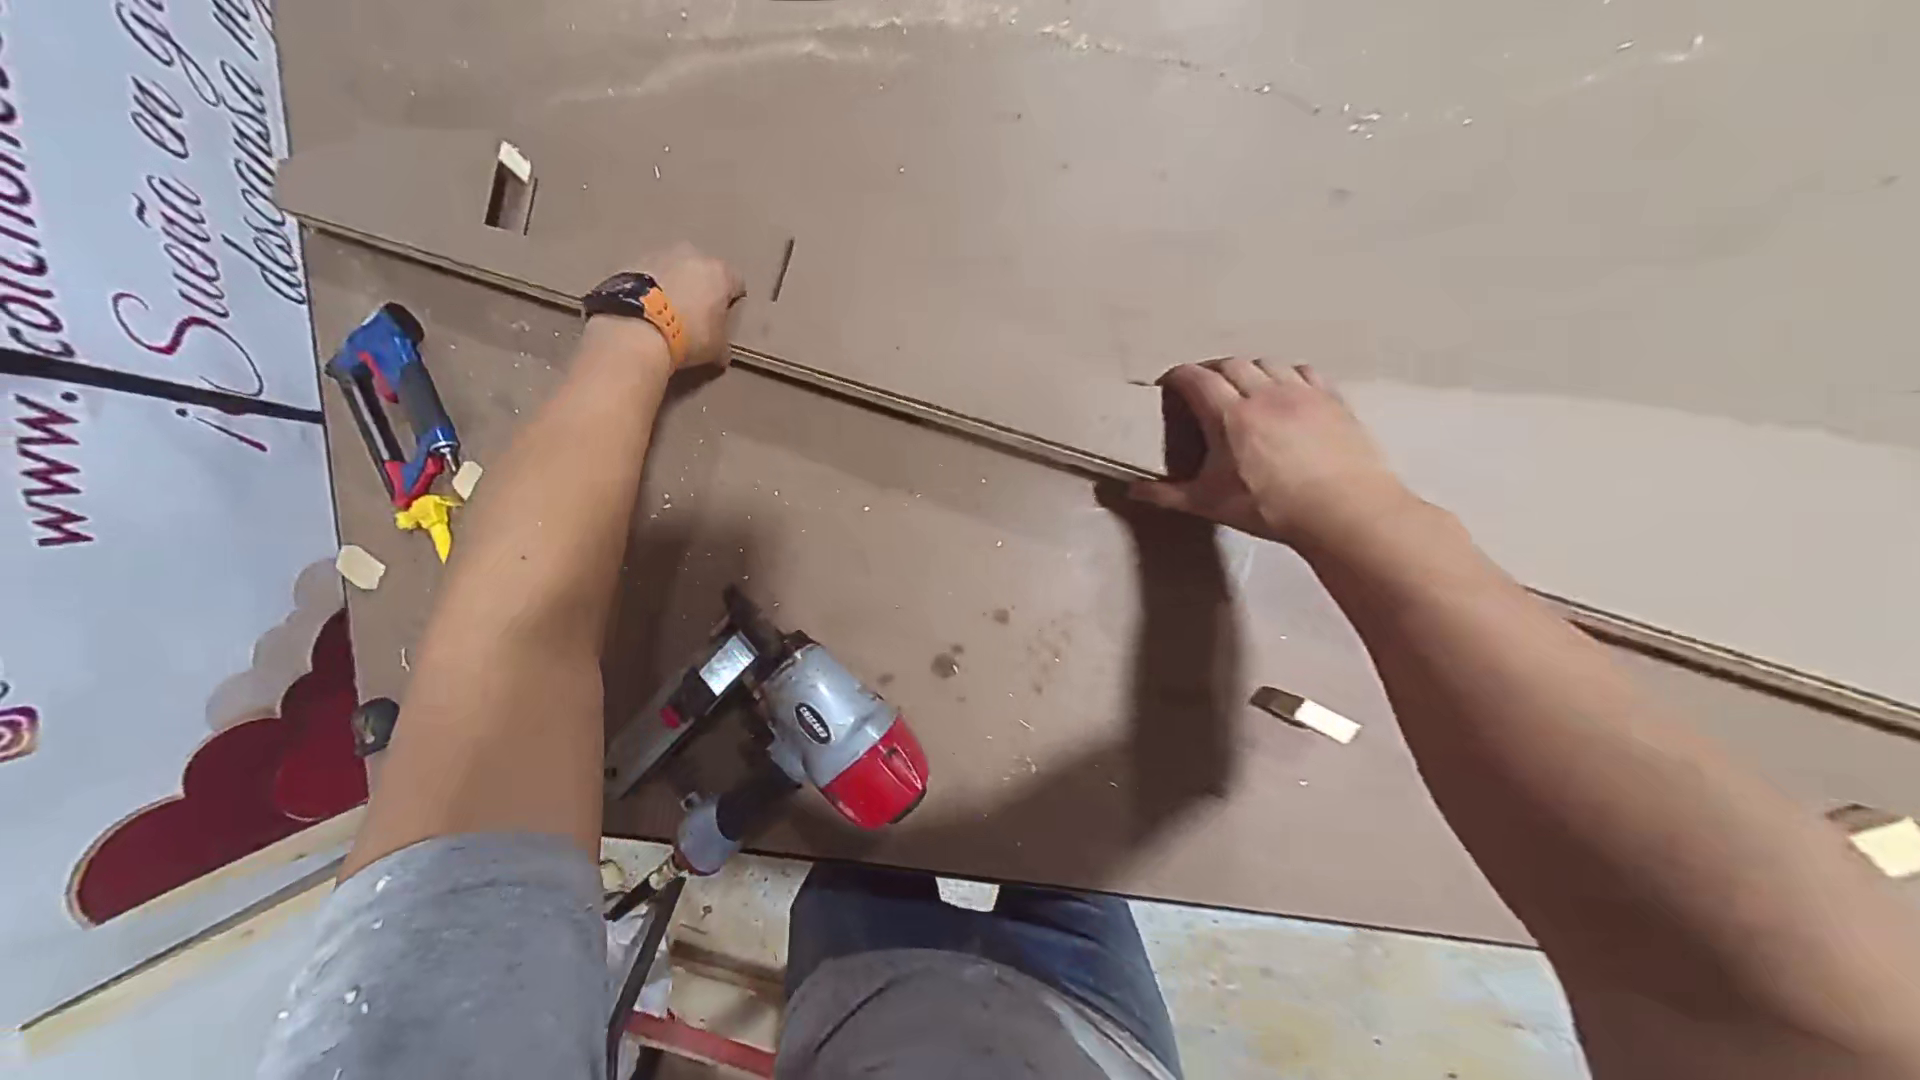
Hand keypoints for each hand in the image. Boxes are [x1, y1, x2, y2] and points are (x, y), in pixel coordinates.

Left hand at [588, 243, 746, 369]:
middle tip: (696, 314)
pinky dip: (650, 289)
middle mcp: (691, 254)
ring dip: (674, 285)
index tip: (726, 316)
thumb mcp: (717, 349)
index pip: (737, 282)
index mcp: (719, 272)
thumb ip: (724, 343)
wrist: (636, 328)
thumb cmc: (688, 335)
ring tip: (667, 313)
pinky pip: (648, 276)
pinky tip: (647, 310)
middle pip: (702, 269)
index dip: (733, 300)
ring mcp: (657, 254)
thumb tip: (722, 352)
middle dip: (701, 287)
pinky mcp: (629, 262)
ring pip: (673, 269)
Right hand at [1129, 358, 1415, 548]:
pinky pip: (1305, 372)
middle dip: (1210, 371)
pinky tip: (1285, 390)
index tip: (1167, 385)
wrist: (1342, 510)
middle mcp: (1263, 394)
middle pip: (1230, 364)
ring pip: (1267, 362)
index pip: (1195, 378)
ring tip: (1242, 387)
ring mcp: (1301, 393)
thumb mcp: (1209, 504)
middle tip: (1201, 388)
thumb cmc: (1269, 508)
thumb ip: (1168, 494)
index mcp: (1229, 415)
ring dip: (1248, 369)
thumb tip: (1133, 491)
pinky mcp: (1332, 400)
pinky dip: (1287, 374)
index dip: (1177, 376)